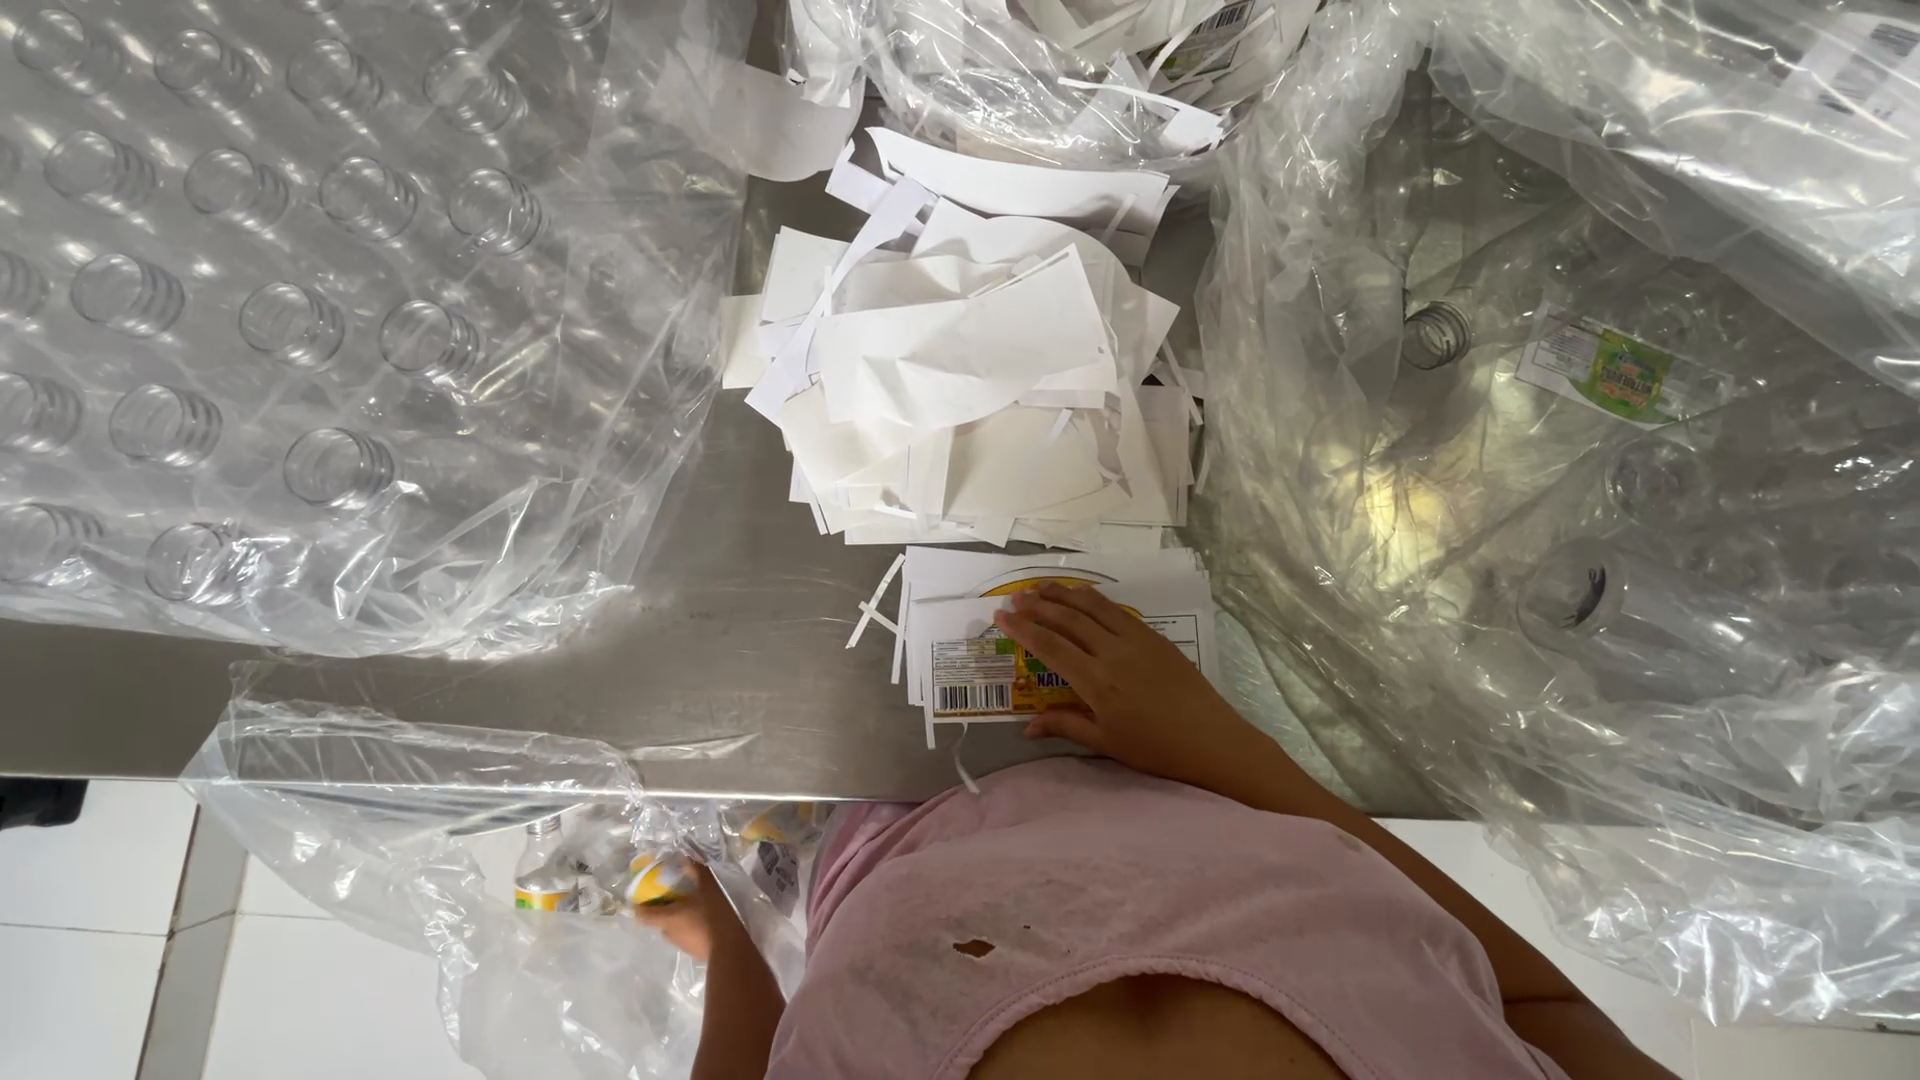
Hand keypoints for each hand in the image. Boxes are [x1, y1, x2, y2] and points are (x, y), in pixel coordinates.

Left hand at [632, 861, 726, 962]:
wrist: (729, 949)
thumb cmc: (714, 915)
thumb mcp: (708, 888)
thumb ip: (696, 871)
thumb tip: (685, 856)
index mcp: (667, 918)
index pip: (643, 915)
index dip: (638, 906)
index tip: (640, 897)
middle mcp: (669, 933)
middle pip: (659, 920)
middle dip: (665, 908)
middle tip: (676, 895)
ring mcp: (680, 945)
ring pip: (673, 928)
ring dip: (678, 919)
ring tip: (693, 907)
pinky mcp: (692, 951)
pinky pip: (685, 936)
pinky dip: (689, 928)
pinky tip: (704, 921)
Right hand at [992, 582, 1263, 787]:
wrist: (1212, 739)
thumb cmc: (1156, 748)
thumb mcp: (1106, 744)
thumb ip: (1065, 727)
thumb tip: (1026, 728)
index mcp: (1097, 682)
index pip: (1050, 647)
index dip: (1022, 629)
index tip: (1001, 616)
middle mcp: (1112, 653)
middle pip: (1068, 619)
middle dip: (1038, 605)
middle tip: (1015, 597)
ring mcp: (1136, 640)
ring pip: (1092, 606)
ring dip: (1064, 594)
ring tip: (1041, 586)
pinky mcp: (1154, 636)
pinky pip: (1117, 610)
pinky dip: (1094, 598)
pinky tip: (1082, 595)